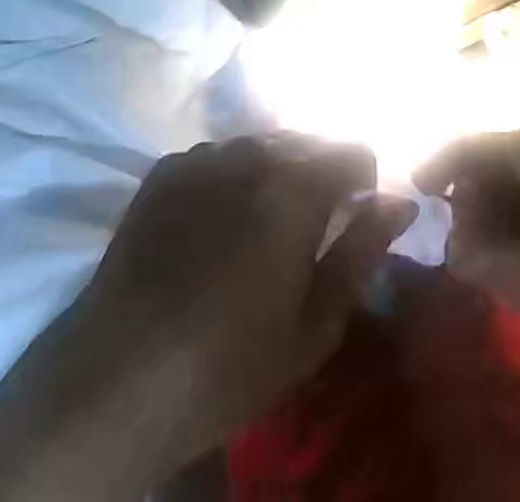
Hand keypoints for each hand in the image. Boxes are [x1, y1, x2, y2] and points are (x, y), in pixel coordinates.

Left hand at [0, 135, 418, 501]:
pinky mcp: (163, 173)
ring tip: (264, 223)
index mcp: (296, 187)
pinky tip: (219, 221)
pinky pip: (217, 157)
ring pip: (260, 146)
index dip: (365, 182)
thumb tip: (400, 202)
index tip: (357, 217)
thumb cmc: (232, 362)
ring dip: (276, 172)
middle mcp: (249, 155)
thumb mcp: (316, 322)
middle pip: (306, 142)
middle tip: (314, 227)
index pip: (353, 151)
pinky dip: (232, 176)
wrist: (119, 377)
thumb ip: (362, 250)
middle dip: (321, 173)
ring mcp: (200, 158)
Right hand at [414, 121, 519, 337]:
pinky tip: (516, 279)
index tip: (417, 197)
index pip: (469, 150)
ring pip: (498, 195)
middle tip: (471, 272)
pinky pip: (519, 206)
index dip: (437, 172)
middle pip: (481, 178)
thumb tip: (452, 251)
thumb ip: (492, 256)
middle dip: (471, 225)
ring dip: (491, 237)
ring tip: (500, 287)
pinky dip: (511, 237)